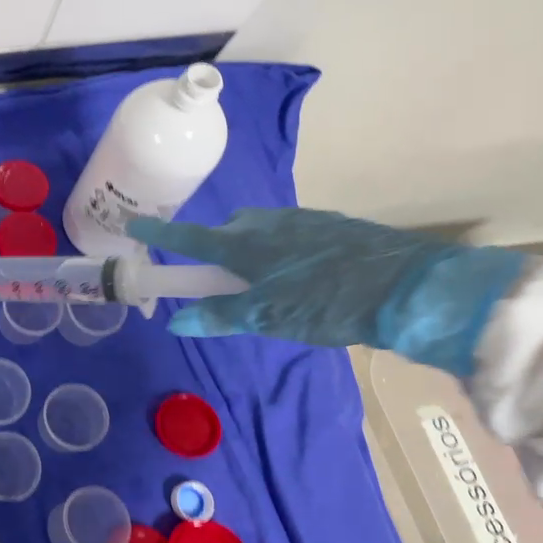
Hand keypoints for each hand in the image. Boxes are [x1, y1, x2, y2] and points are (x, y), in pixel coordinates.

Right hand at [126, 208, 527, 377]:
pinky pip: (290, 234)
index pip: (188, 237)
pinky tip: (304, 274)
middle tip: (224, 282)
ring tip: (268, 283)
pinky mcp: (332, 226)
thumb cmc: (327, 304)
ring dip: (251, 250)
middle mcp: (267, 224)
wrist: (409, 288)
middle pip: (226, 232)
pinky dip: (282, 250)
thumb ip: (220, 316)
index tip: (133, 224)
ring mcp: (302, 220)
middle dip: (217, 250)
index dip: (158, 233)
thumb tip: (175, 321)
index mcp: (244, 244)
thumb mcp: (268, 318)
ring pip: (260, 231)